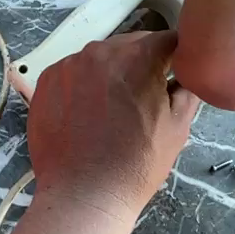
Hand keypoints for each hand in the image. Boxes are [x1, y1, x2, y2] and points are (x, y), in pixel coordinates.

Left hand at [26, 31, 198, 220]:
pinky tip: (87, 113)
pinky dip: (83, 83)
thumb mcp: (177, 127)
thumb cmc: (135, 164)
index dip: (176, 56)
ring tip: (113, 109)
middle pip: (131, 44)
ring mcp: (70, 64)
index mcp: (138, 57)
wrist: (83, 194)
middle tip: (144, 97)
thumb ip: (187, 89)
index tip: (175, 71)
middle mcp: (101, 51)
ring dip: (111, 73)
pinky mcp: (47, 79)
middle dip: (142, 63)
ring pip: (100, 57)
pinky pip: (73, 71)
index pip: (167, 39)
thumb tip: (186, 74)